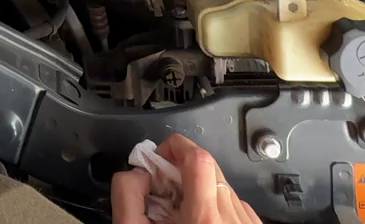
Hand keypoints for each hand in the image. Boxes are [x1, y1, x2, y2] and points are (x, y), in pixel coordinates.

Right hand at [112, 135, 263, 223]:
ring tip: (184, 218)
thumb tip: (138, 172)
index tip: (160, 159)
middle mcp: (234, 222)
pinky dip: (218, 210)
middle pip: (210, 169)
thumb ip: (127, 193)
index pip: (198, 158)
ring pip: (224, 189)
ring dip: (202, 192)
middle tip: (166, 191)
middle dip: (183, 171)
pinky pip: (237, 209)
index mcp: (205, 218)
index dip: (176, 148)